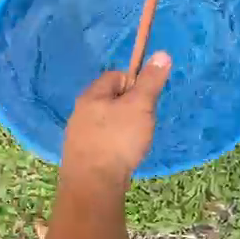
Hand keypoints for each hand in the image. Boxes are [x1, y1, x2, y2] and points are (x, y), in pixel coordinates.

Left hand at [61, 53, 172, 193]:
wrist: (93, 185)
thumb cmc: (118, 139)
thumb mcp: (141, 106)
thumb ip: (151, 81)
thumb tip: (162, 53)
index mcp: (92, 95)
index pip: (117, 75)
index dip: (136, 82)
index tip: (149, 99)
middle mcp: (80, 111)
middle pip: (111, 98)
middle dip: (131, 105)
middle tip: (146, 119)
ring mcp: (77, 134)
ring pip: (107, 119)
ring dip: (123, 125)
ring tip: (136, 139)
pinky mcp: (81, 155)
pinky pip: (102, 138)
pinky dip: (115, 142)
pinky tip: (123, 154)